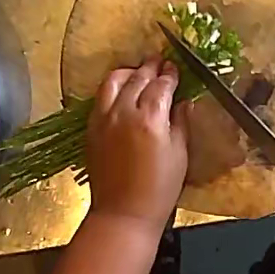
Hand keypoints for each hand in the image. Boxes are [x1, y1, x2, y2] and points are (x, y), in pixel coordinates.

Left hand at [86, 57, 188, 232]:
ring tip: (137, 71)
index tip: (176, 68)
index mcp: (151, 118)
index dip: (170, 75)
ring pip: (113, 82)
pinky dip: (113, 88)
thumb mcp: (180, 155)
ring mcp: (104, 119)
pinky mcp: (92, 129)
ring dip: (128, 72)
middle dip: (150, 68)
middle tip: (159, 61)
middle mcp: (124, 112)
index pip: (161, 85)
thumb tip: (183, 103)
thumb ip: (181, 124)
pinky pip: (101, 98)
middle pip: (137, 78)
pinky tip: (120, 91)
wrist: (124, 212)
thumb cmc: (160, 189)